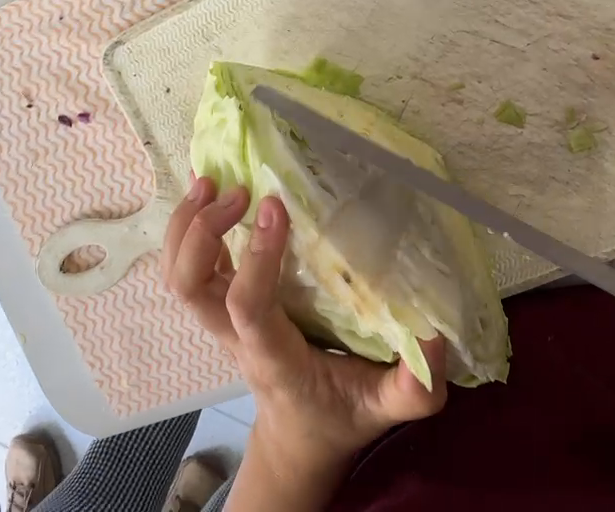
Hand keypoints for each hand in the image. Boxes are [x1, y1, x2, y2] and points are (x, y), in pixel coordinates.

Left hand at [164, 176, 447, 510]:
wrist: (299, 434)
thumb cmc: (340, 415)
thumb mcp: (383, 409)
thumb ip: (412, 388)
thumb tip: (436, 339)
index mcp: (272, 355)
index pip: (245, 305)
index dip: (255, 256)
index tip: (276, 207)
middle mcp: (235, 335)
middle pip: (189, 286)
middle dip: (201, 234)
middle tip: (237, 192)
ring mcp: (221, 319)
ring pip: (178, 274)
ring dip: (186, 225)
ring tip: (211, 180)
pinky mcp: (221, 302)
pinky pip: (188, 264)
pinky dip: (188, 226)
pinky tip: (209, 191)